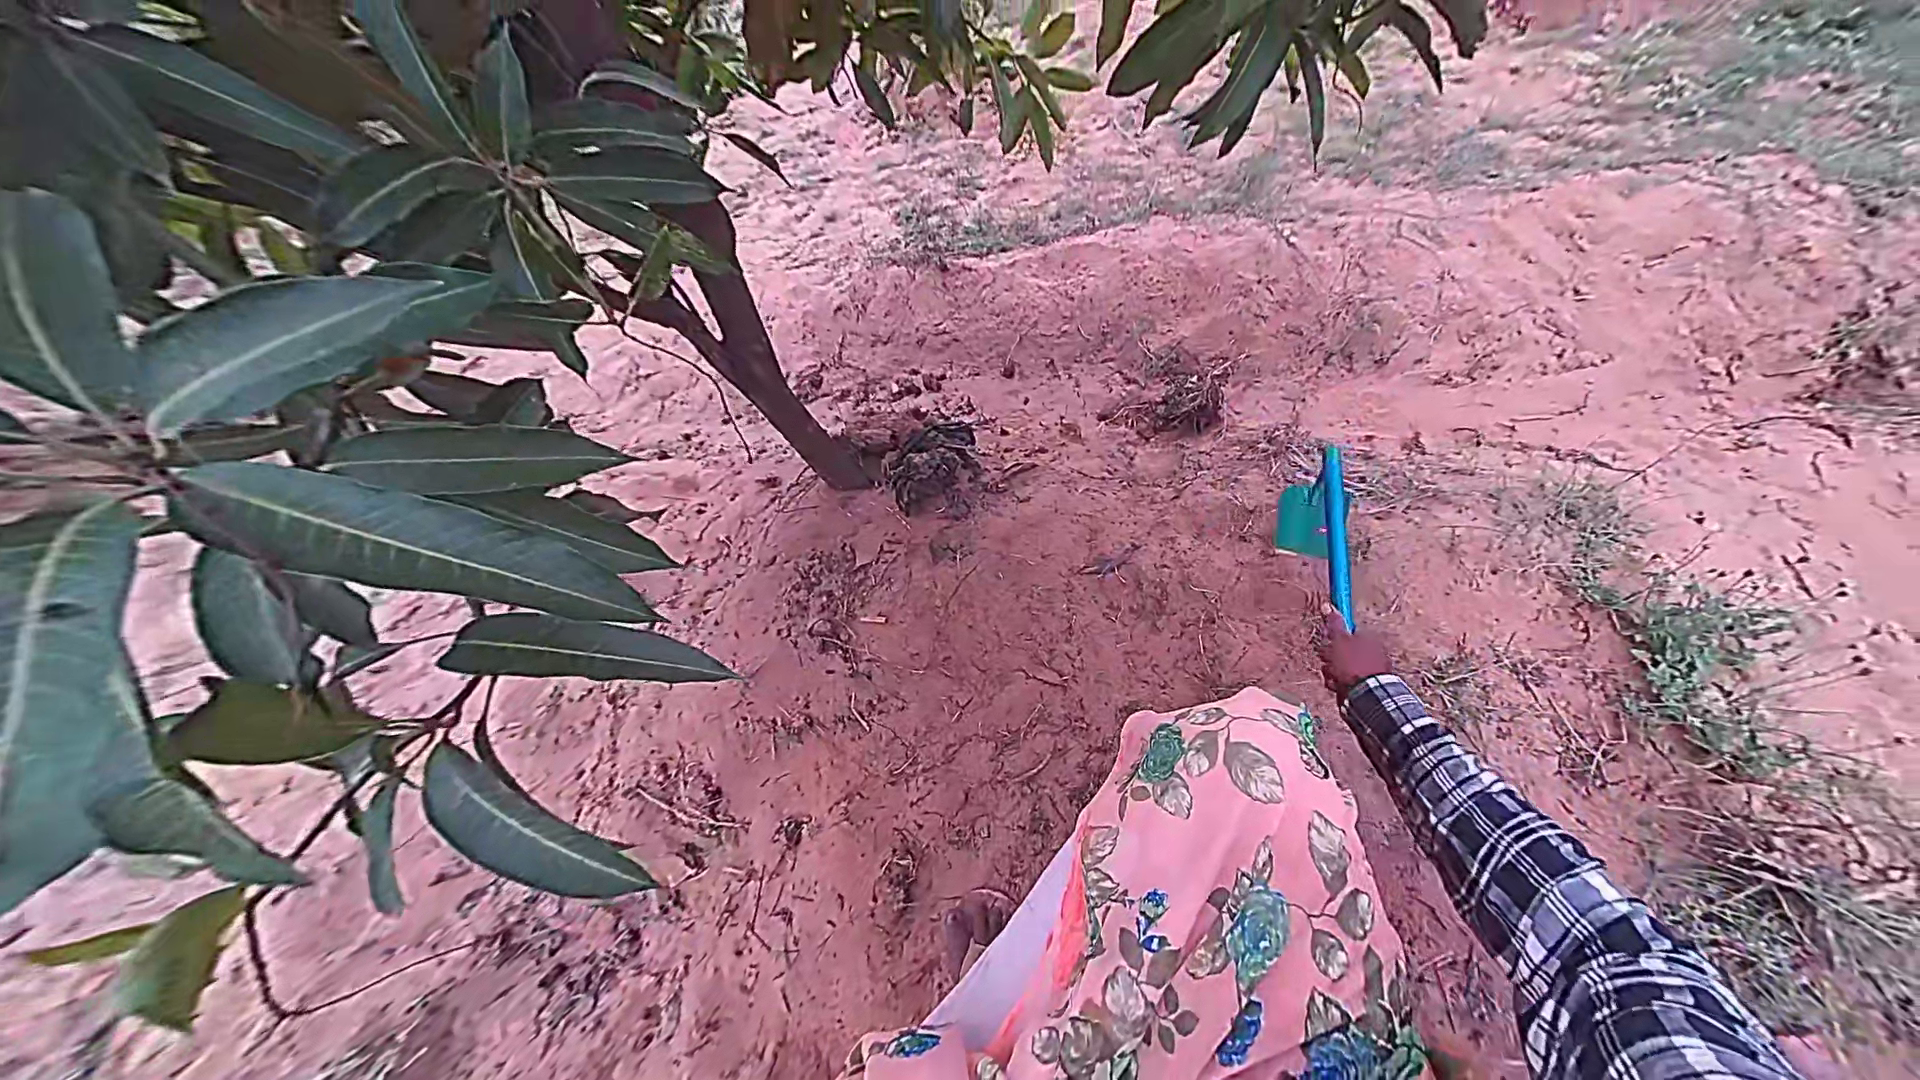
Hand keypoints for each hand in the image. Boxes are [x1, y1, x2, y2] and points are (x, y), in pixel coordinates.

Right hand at [1319, 607, 1391, 697]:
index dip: (1333, 639)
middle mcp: (1369, 655)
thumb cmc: (1356, 667)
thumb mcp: (1342, 642)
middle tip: (1330, 661)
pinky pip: (1340, 681)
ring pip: (1337, 667)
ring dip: (1331, 671)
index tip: (1329, 645)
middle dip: (1330, 657)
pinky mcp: (1359, 686)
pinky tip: (1337, 686)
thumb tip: (1328, 605)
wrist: (1367, 697)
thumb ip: (1334, 625)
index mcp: (1369, 642)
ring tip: (1335, 677)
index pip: (1345, 634)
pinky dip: (1336, 683)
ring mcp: (1365, 672)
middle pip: (1339, 651)